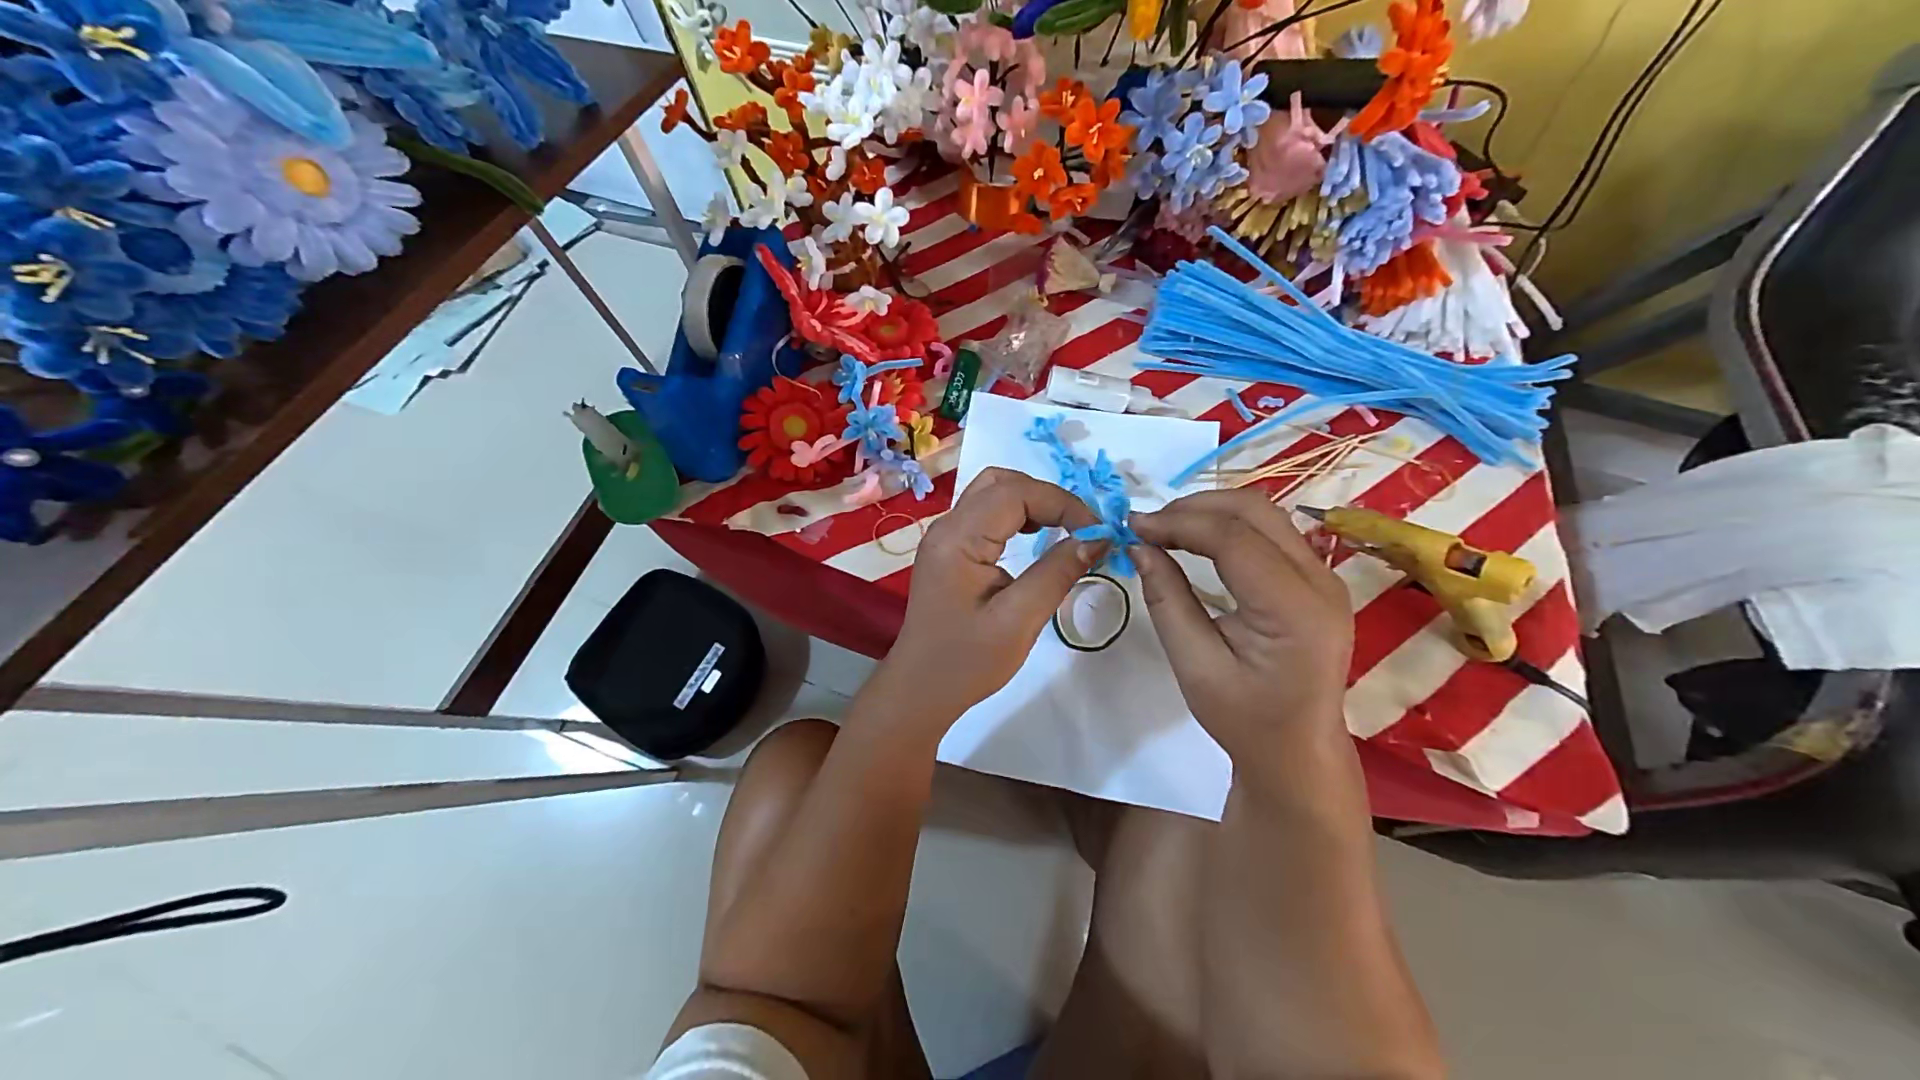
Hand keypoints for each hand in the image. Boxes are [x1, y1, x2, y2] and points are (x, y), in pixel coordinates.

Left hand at [876, 468, 1102, 722]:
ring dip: (1033, 503)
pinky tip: (1038, 538)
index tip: (1097, 533)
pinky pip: (987, 515)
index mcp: (958, 539)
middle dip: (1047, 497)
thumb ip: (1057, 572)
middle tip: (1082, 528)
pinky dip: (1018, 516)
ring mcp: (945, 537)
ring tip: (1066, 530)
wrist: (921, 689)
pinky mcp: (950, 551)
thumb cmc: (967, 661)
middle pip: (1002, 483)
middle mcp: (947, 527)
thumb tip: (1098, 538)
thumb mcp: (1019, 619)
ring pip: (993, 493)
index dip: (1062, 503)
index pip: (1015, 493)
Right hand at [1129, 490, 1353, 765]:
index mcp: (1294, 609)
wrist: (1298, 750)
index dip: (1178, 523)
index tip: (1133, 527)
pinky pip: (1272, 533)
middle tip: (1147, 526)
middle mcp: (1320, 582)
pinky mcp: (1318, 581)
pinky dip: (1229, 526)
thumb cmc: (1244, 718)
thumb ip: (1167, 600)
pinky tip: (1197, 540)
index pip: (1233, 538)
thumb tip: (1139, 547)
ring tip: (1166, 529)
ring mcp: (1325, 578)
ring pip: (1265, 514)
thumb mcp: (1195, 665)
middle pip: (1255, 511)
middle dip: (1194, 507)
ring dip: (1212, 512)